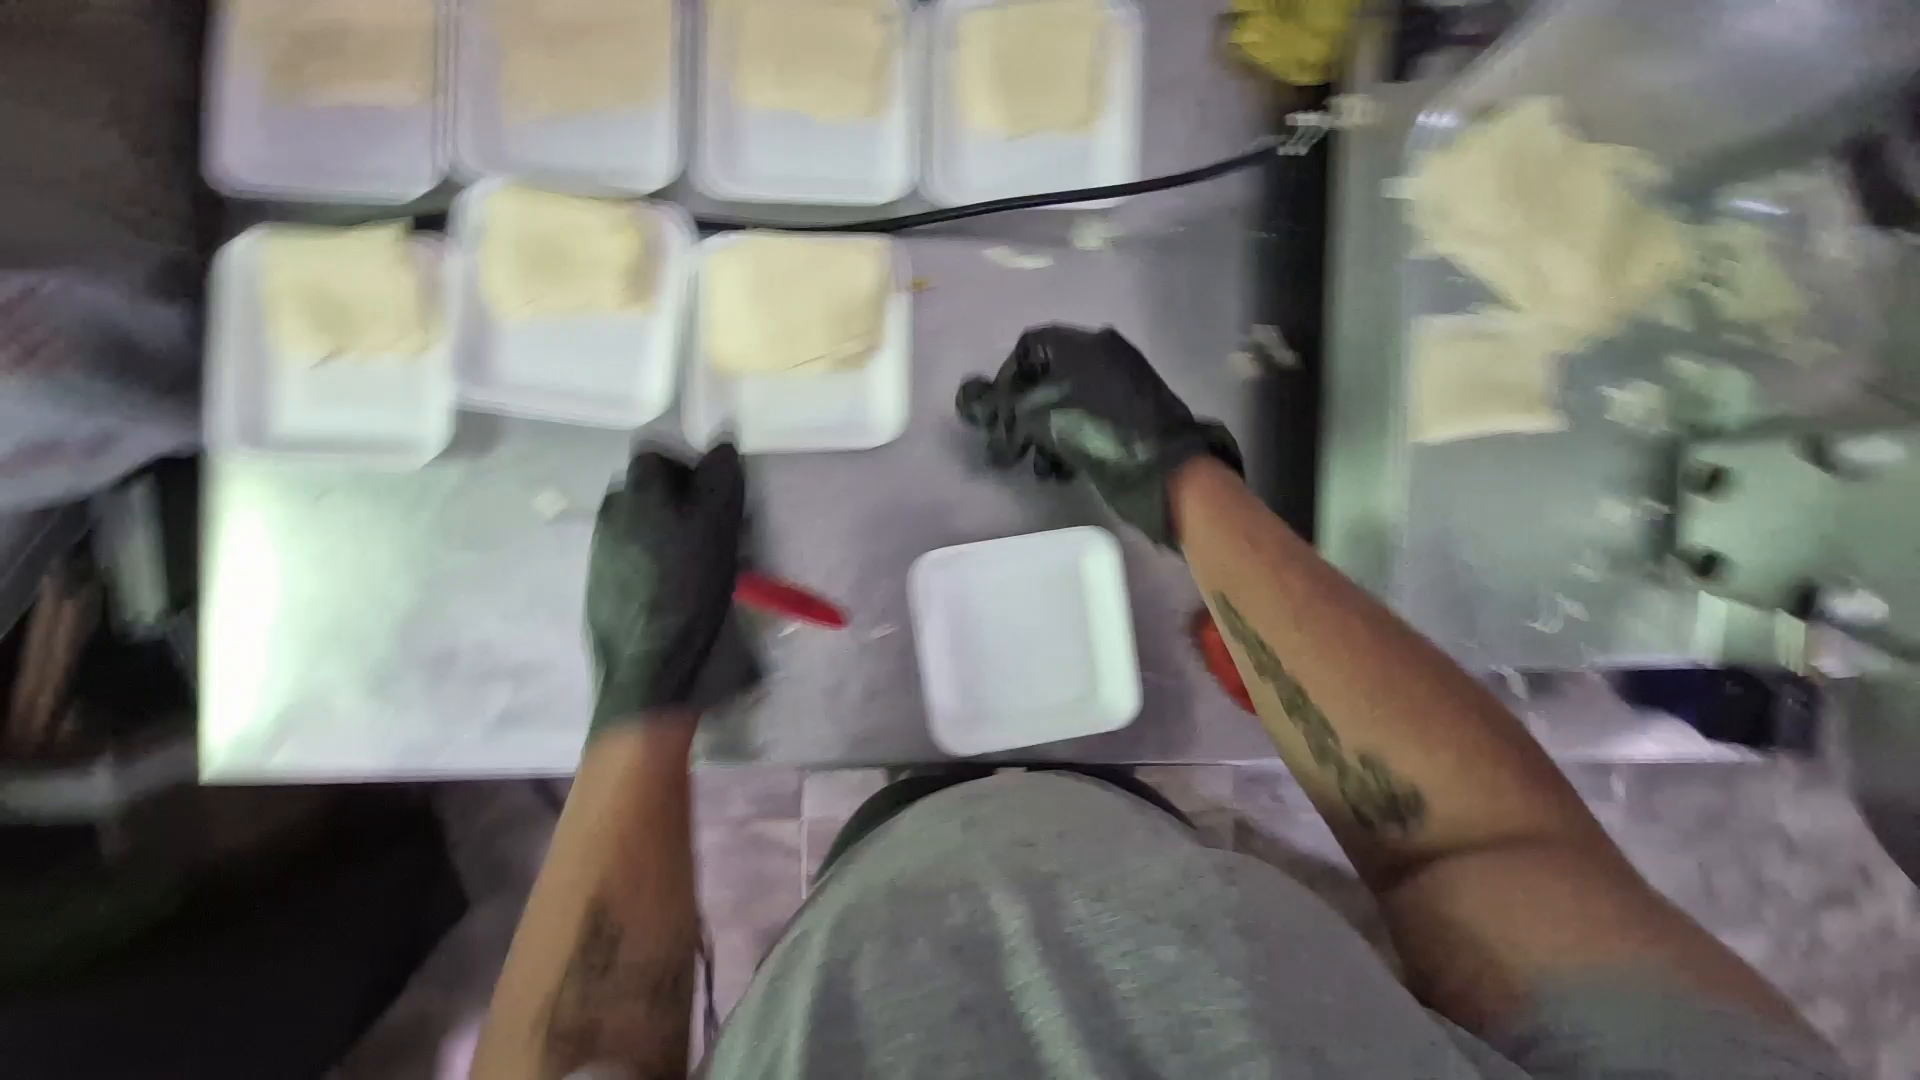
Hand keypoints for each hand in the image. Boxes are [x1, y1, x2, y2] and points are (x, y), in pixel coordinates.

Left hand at [585, 445, 758, 735]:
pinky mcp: (600, 584)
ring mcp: (600, 551)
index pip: (656, 455)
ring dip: (664, 529)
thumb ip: (721, 478)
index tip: (714, 497)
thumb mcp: (720, 527)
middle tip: (710, 529)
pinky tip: (673, 587)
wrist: (647, 664)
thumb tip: (723, 439)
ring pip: (637, 522)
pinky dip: (652, 560)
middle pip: (645, 488)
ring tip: (694, 561)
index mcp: (637, 493)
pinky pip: (629, 555)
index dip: (688, 468)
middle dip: (677, 499)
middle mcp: (610, 513)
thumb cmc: (690, 589)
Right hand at [956, 324, 1242, 546]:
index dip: (1005, 377)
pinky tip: (1060, 471)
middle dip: (1022, 413)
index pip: (1030, 345)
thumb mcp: (1040, 417)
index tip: (996, 412)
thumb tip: (976, 413)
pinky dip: (1068, 443)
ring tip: (1037, 465)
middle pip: (1047, 378)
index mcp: (1084, 344)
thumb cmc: (1096, 430)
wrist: (1162, 468)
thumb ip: (1004, 412)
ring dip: (1043, 435)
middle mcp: (1103, 357)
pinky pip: (1086, 424)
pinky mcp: (1131, 419)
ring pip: (1065, 405)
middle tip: (1010, 443)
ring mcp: (1121, 388)